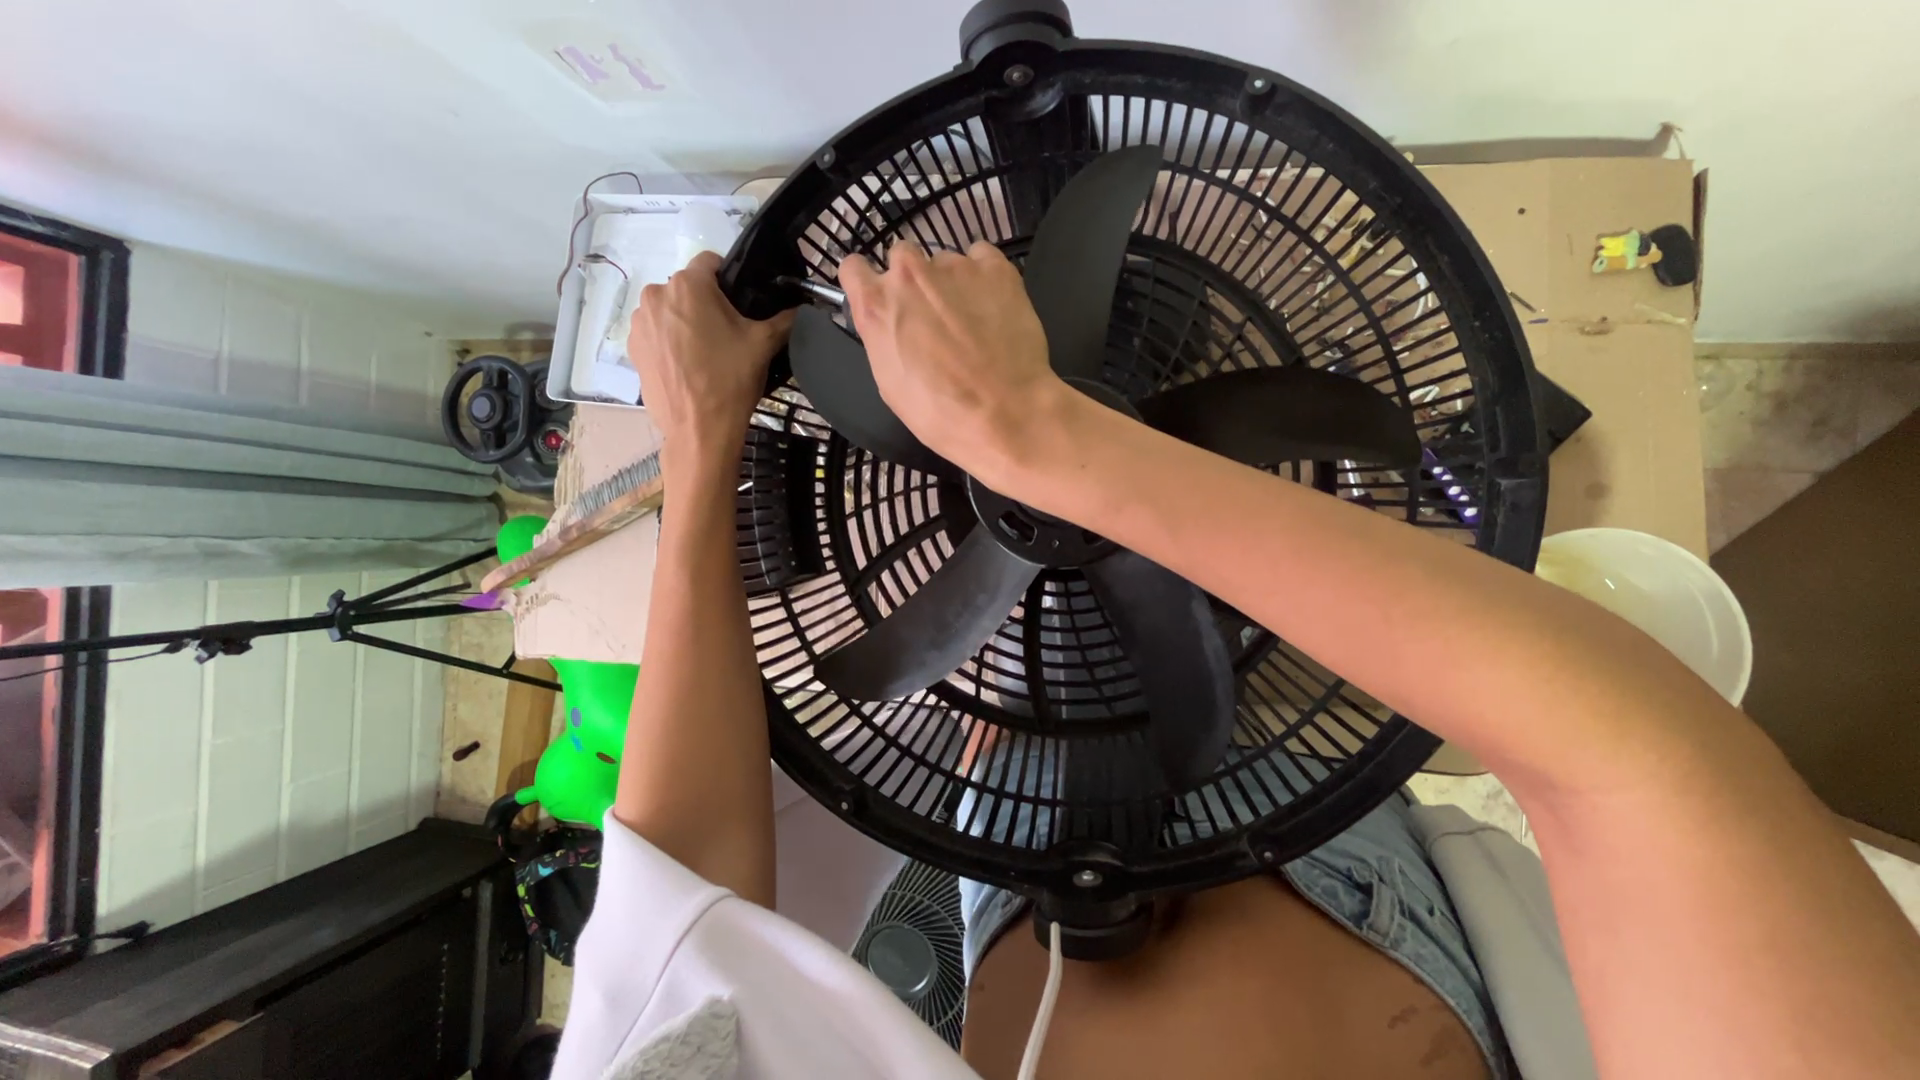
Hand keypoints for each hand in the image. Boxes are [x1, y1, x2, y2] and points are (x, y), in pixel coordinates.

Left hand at [629, 251, 793, 472]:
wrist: (698, 430)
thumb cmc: (730, 379)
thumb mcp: (765, 344)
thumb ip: (786, 318)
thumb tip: (804, 308)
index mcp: (687, 285)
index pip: (711, 262)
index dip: (729, 280)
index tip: (741, 304)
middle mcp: (655, 295)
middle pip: (687, 289)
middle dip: (706, 304)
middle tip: (728, 334)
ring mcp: (639, 324)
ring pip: (669, 312)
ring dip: (686, 323)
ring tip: (706, 354)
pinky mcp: (632, 350)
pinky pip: (656, 334)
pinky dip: (670, 344)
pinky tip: (687, 367)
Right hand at [840, 240, 1067, 486]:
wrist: (1004, 413)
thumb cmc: (940, 412)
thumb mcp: (890, 383)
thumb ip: (883, 337)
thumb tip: (892, 323)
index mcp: (878, 306)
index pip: (853, 268)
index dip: (866, 282)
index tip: (880, 296)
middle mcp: (910, 275)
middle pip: (901, 256)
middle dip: (912, 280)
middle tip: (932, 314)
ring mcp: (955, 267)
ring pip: (945, 261)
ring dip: (952, 282)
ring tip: (972, 320)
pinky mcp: (996, 269)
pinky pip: (982, 257)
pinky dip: (985, 276)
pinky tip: (994, 305)